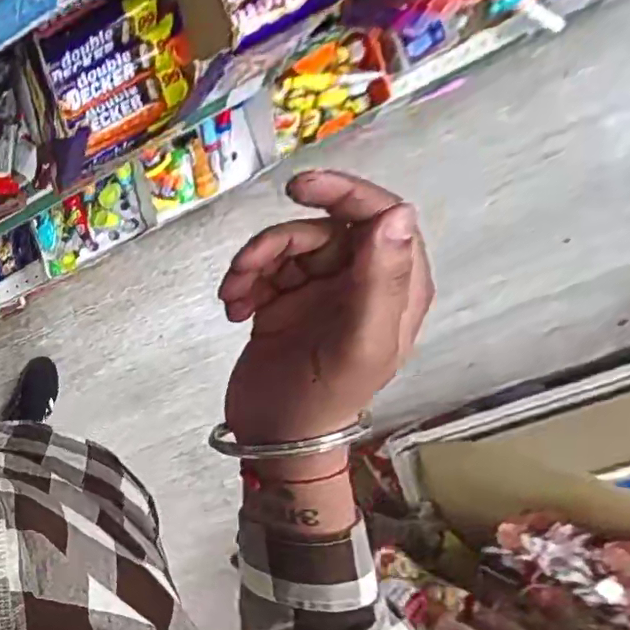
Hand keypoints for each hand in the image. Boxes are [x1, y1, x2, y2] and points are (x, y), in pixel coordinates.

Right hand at [219, 171, 432, 475]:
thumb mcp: (360, 346)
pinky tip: (234, 310)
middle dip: (279, 242)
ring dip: (253, 264)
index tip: (301, 190)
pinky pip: (261, 273)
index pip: (379, 218)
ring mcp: (316, 293)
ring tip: (233, 296)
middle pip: (322, 230)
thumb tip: (395, 214)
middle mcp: (357, 283)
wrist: (274, 439)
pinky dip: (242, 284)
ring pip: (286, 249)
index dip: (345, 195)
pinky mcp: (280, 305)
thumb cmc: (322, 401)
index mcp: (392, 288)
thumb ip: (382, 282)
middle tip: (246, 265)